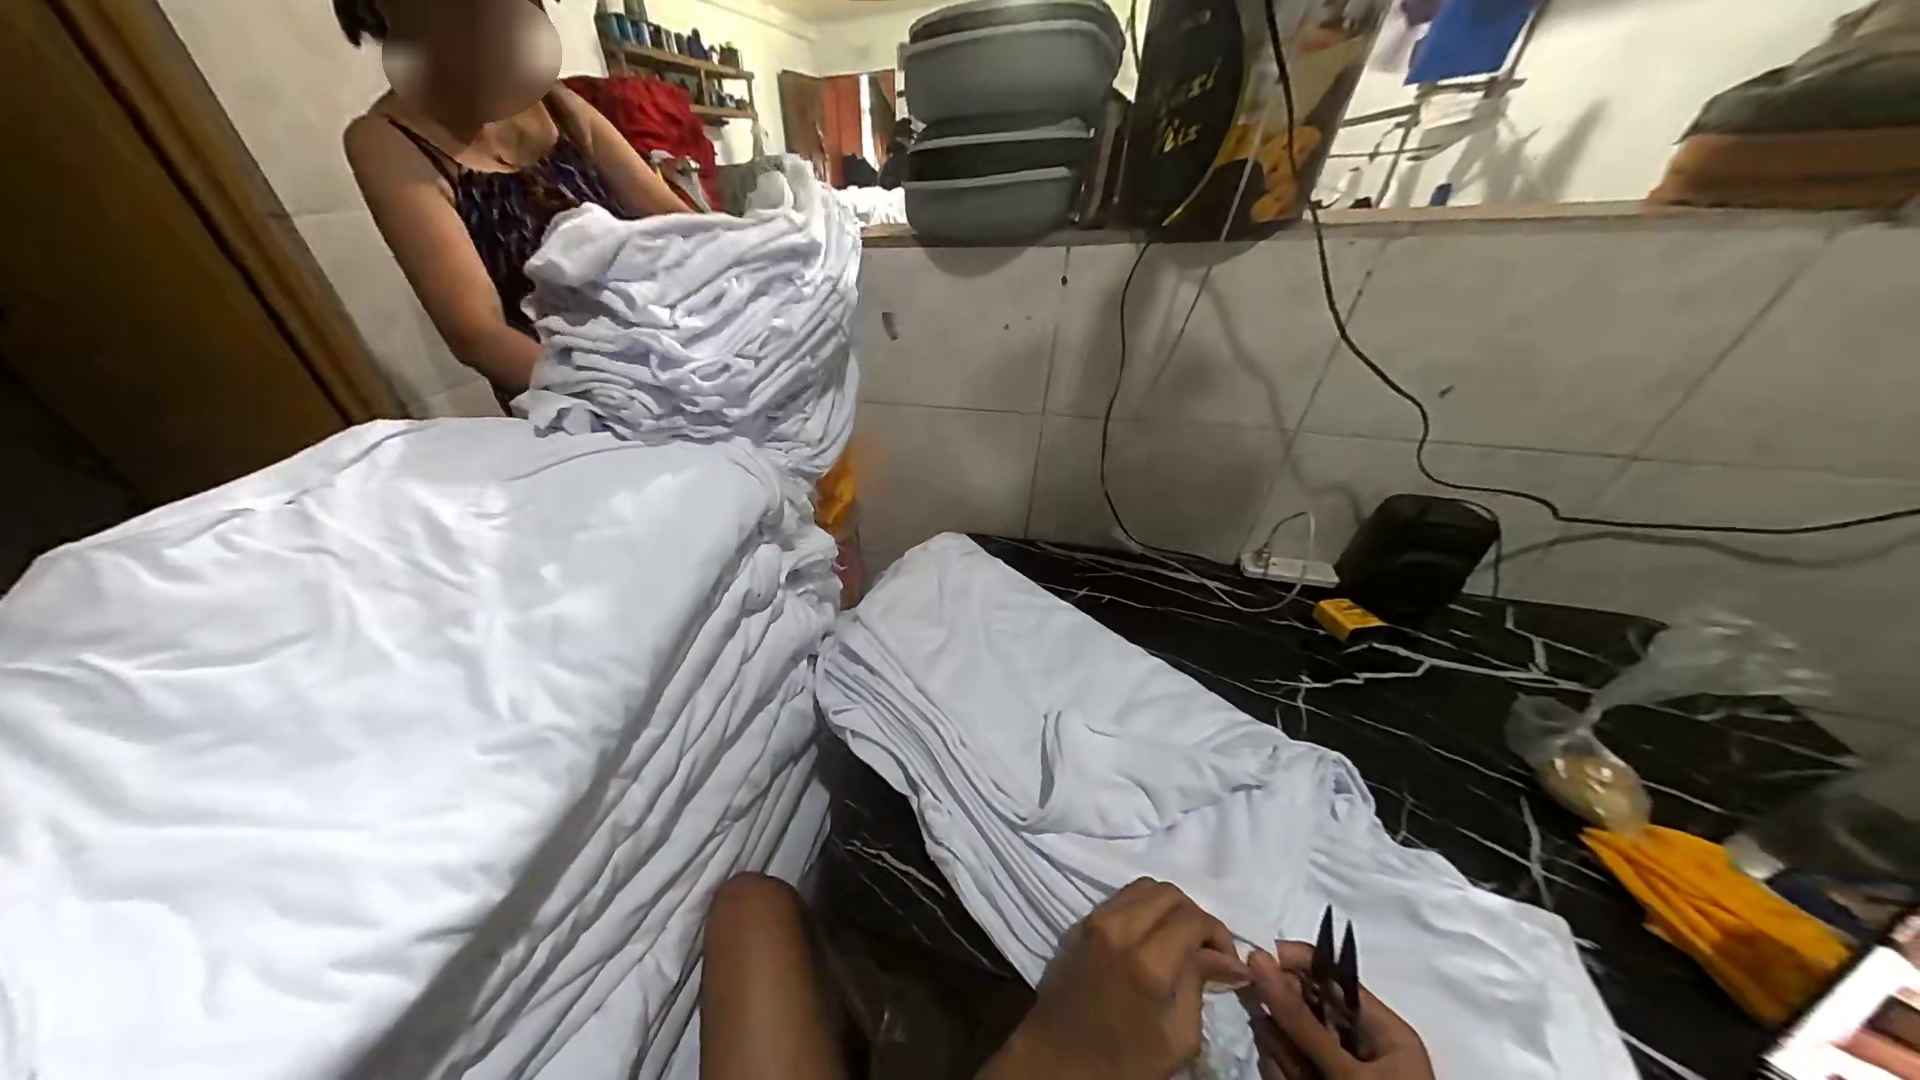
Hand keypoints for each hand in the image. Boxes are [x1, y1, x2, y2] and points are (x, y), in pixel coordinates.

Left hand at [978, 878, 1249, 1079]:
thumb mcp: (1177, 1037)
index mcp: (1146, 961)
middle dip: (1196, 915)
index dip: (1218, 933)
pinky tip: (1152, 934)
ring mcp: (1094, 919)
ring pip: (1143, 886)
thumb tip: (1229, 958)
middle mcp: (1118, 928)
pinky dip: (1144, 906)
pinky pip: (1120, 896)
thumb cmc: (1122, 1062)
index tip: (1228, 959)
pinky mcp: (1080, 921)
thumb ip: (1200, 984)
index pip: (1192, 918)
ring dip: (1169, 906)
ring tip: (1180, 939)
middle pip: (1169, 893)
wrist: (1056, 1060)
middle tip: (1206, 948)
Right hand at [1244, 941, 1434, 1079]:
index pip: (1328, 971)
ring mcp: (1340, 1068)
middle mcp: (1361, 1041)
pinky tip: (1292, 1079)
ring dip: (1282, 1053)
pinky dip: (1283, 1070)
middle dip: (1282, 1021)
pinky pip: (1289, 1063)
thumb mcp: (1348, 1077)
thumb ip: (1302, 1021)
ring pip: (1291, 1035)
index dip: (1289, 961)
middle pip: (1304, 1002)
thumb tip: (1256, 957)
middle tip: (1274, 1040)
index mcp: (1383, 1029)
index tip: (1251, 966)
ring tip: (1297, 1077)